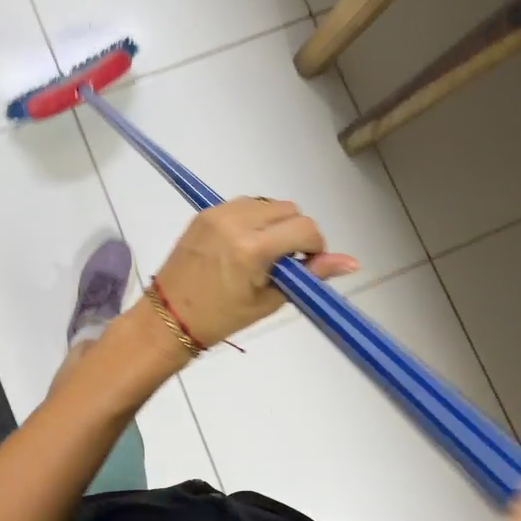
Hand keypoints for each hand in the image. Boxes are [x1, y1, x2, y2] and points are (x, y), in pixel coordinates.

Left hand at [151, 198, 358, 347]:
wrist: (168, 316)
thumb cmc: (221, 318)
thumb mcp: (270, 300)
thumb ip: (311, 276)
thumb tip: (352, 261)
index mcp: (252, 248)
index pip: (304, 227)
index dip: (314, 246)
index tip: (305, 266)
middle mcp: (235, 221)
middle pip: (288, 209)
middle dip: (295, 232)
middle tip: (284, 262)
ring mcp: (217, 213)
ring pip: (266, 203)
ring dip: (274, 223)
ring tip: (263, 253)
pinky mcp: (204, 212)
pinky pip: (242, 204)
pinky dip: (252, 219)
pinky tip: (244, 244)